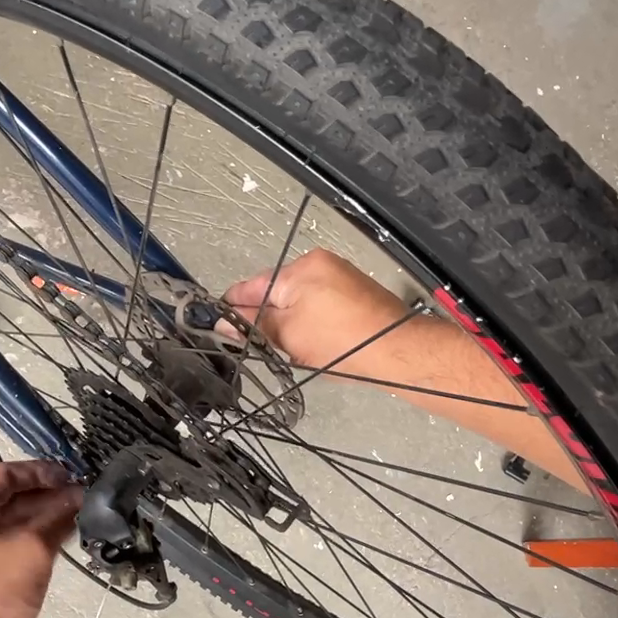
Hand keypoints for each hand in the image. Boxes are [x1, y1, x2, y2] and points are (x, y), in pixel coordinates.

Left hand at [0, 461, 82, 617]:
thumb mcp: (33, 547)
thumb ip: (57, 516)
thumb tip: (77, 496)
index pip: (5, 473)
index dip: (41, 471)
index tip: (71, 477)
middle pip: (8, 499)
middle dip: (46, 496)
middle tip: (81, 500)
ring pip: (9, 525)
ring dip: (41, 520)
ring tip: (75, 522)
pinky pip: (6, 547)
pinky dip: (31, 542)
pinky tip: (56, 548)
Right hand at [223, 249, 410, 370]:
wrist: (397, 352)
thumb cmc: (346, 342)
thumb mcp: (287, 335)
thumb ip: (253, 325)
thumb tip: (226, 322)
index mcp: (301, 268)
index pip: (251, 285)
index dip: (233, 307)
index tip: (221, 326)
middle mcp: (320, 265)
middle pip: (275, 293)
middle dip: (266, 319)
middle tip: (265, 346)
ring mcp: (339, 278)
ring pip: (296, 302)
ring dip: (289, 324)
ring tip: (296, 348)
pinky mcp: (353, 294)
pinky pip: (317, 306)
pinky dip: (310, 323)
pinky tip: (316, 345)